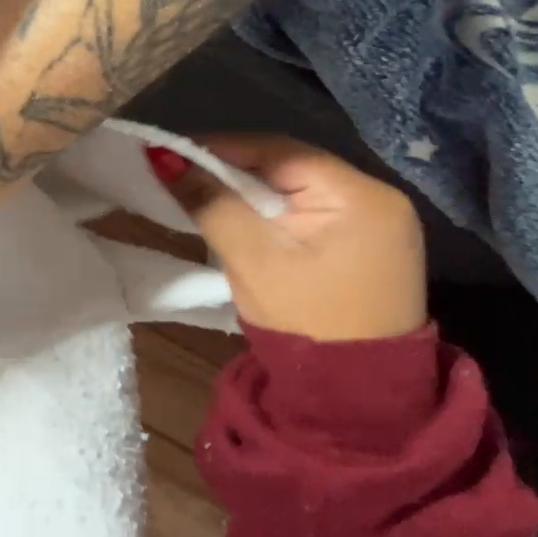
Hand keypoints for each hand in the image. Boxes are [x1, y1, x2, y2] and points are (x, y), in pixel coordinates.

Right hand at [151, 135, 428, 341]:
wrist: (354, 389)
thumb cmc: (303, 315)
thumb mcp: (248, 253)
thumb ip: (207, 200)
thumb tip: (160, 155)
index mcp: (359, 194)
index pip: (276, 149)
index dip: (218, 147)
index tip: (169, 154)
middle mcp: (377, 196)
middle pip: (286, 163)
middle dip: (230, 166)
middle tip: (179, 174)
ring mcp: (375, 219)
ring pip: (292, 184)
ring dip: (245, 187)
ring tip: (200, 192)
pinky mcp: (363, 240)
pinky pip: (305, 205)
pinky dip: (267, 205)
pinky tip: (238, 214)